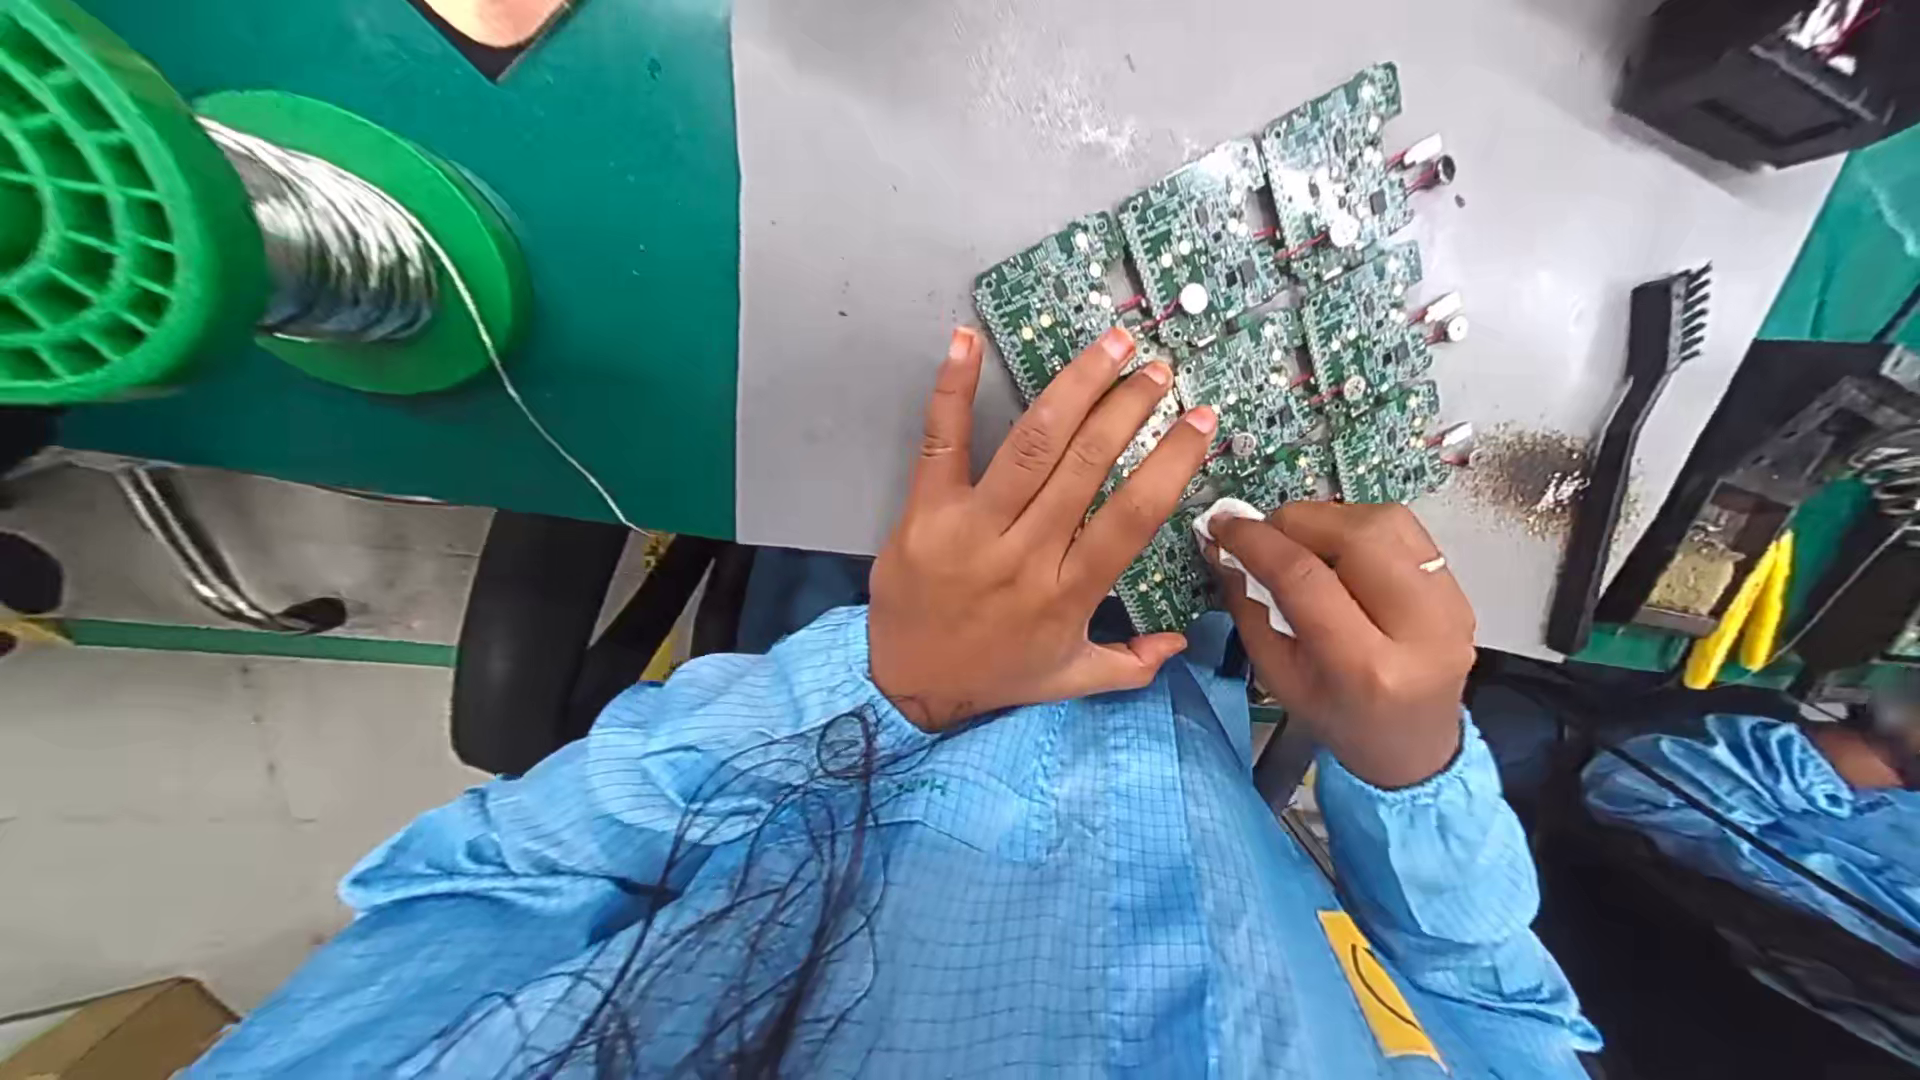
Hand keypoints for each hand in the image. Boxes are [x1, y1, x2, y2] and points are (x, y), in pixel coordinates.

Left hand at [869, 325, 1217, 731]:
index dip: (1170, 462)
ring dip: (1075, 387)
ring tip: (1111, 346)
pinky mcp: (925, 512)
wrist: (907, 684)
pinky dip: (953, 390)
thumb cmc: (991, 675)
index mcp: (1069, 591)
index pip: (1132, 515)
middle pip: (1087, 464)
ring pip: (1031, 445)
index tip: (1198, 420)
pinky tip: (967, 341)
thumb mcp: (1067, 681)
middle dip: (1128, 407)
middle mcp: (1027, 553)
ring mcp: (972, 529)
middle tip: (1156, 368)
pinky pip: (941, 443)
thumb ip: (1128, 665)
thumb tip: (1179, 644)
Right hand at [1207, 502, 1475, 787]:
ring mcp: (1451, 604)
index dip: (1256, 542)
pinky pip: (1405, 529)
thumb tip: (1221, 545)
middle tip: (1263, 535)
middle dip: (1294, 522)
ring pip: (1385, 521)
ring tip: (1298, 540)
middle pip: (1356, 536)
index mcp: (1365, 667)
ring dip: (1326, 518)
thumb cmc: (1333, 714)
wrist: (1412, 743)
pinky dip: (1356, 524)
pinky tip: (1334, 546)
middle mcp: (1420, 629)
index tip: (1221, 525)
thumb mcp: (1275, 672)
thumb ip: (1247, 604)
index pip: (1305, 579)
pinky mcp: (1460, 587)